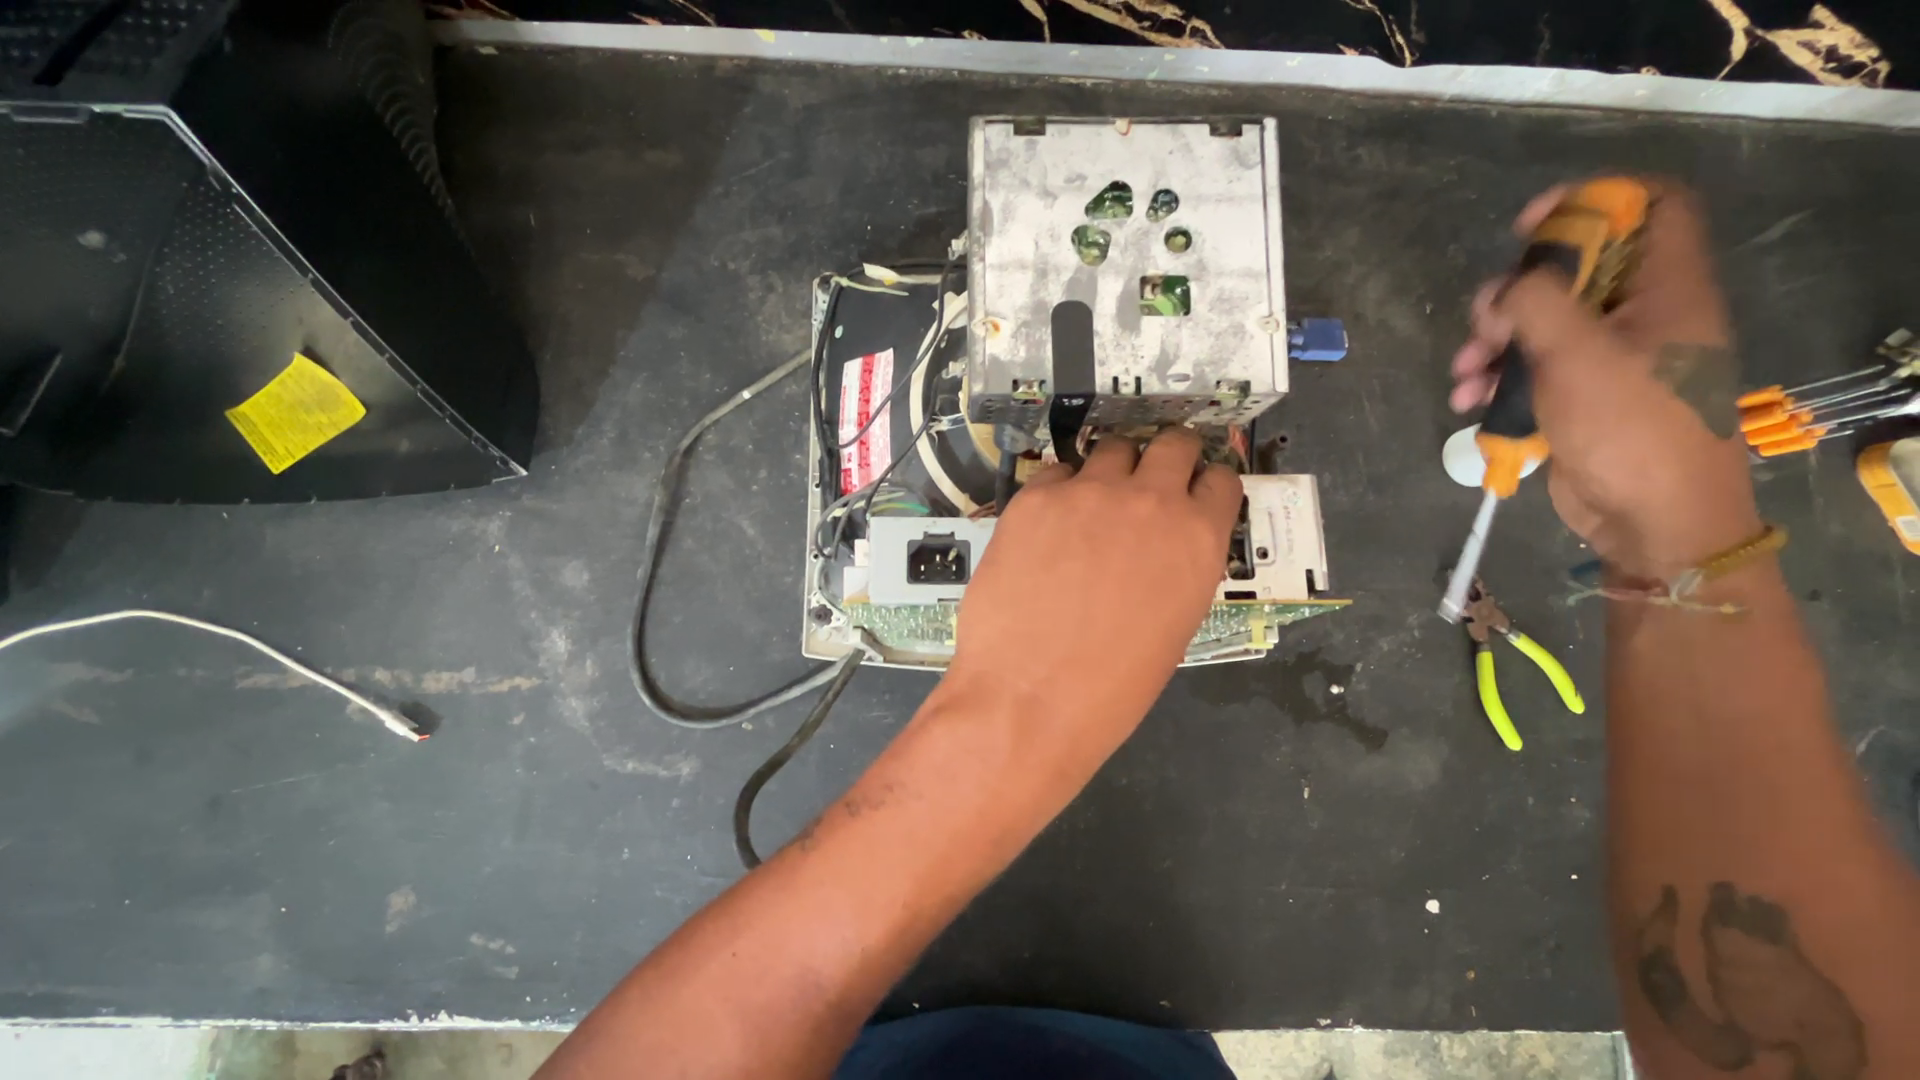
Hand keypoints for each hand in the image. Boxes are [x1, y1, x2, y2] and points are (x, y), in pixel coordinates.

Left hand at [943, 429, 1240, 758]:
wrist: (1029, 695)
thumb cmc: (1111, 687)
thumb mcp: (1173, 628)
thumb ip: (1176, 572)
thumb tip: (1159, 554)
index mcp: (1198, 539)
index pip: (1221, 482)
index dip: (1207, 485)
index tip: (1194, 493)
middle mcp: (1151, 501)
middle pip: (1172, 444)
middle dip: (1167, 456)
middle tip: (1150, 479)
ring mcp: (1089, 492)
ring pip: (1112, 449)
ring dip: (1112, 468)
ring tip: (1095, 500)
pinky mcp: (1036, 498)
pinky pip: (1056, 473)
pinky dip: (1060, 491)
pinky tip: (1047, 525)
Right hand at [1449, 182, 1760, 579]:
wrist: (1653, 518)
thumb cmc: (1629, 425)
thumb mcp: (1577, 352)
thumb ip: (1536, 301)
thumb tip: (1506, 289)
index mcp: (1666, 288)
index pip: (1651, 207)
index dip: (1592, 201)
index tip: (1531, 226)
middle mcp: (1642, 315)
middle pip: (1575, 272)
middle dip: (1514, 294)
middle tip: (1484, 323)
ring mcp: (1611, 360)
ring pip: (1542, 326)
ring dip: (1492, 345)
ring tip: (1464, 375)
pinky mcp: (1582, 398)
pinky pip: (1533, 370)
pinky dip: (1497, 380)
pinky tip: (1467, 402)